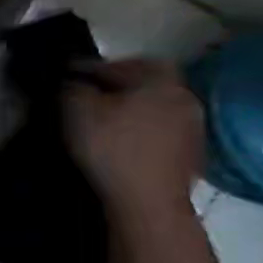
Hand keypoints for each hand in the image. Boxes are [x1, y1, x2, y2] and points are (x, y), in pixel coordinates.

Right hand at [64, 59, 205, 215]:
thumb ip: (74, 87)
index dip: (94, 65)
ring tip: (107, 114)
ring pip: (159, 103)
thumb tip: (76, 81)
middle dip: (120, 81)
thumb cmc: (111, 147)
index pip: (125, 62)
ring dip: (134, 103)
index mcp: (160, 82)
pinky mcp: (192, 150)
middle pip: (150, 79)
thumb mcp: (76, 109)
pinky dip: (144, 123)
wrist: (148, 199)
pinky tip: (125, 136)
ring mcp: (194, 126)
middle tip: (91, 90)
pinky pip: (164, 125)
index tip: (69, 72)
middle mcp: (184, 98)